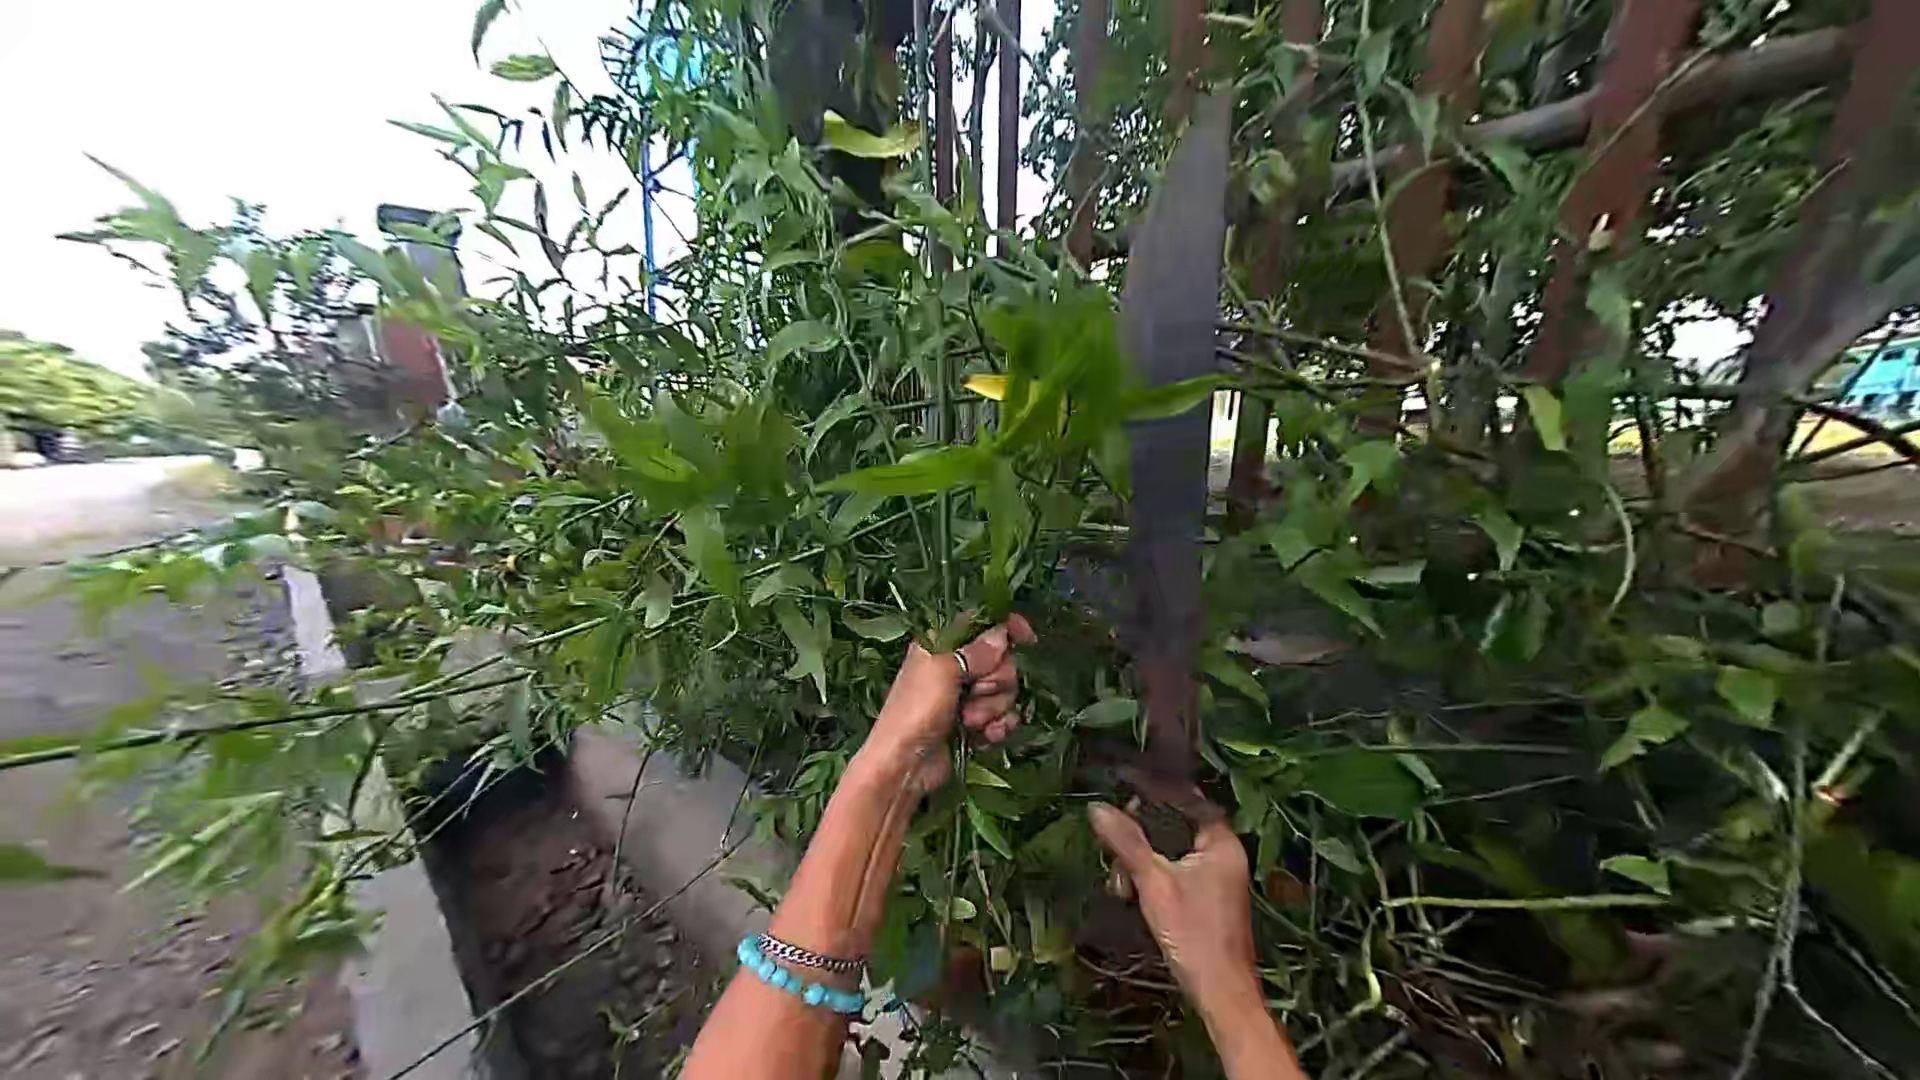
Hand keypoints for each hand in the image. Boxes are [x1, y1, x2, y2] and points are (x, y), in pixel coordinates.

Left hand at [863, 614, 1035, 792]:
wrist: (904, 766)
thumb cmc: (915, 711)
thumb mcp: (942, 671)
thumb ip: (976, 651)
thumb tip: (1002, 634)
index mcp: (942, 643)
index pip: (983, 623)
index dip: (1007, 628)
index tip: (1027, 637)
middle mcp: (956, 665)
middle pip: (1002, 660)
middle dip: (995, 681)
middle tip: (972, 693)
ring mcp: (967, 695)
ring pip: (1006, 690)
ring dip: (992, 708)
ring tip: (969, 721)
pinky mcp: (975, 722)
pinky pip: (1005, 716)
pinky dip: (998, 726)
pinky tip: (986, 737)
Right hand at [1089, 804, 1259, 1015]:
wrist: (1221, 997)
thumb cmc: (1193, 934)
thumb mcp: (1153, 883)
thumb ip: (1127, 841)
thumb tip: (1096, 807)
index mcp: (1220, 841)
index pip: (1184, 797)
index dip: (1152, 792)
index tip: (1120, 792)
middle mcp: (1220, 852)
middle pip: (1171, 822)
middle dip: (1138, 833)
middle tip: (1113, 848)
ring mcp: (1213, 874)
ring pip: (1167, 847)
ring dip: (1138, 859)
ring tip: (1120, 883)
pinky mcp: (1203, 894)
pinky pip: (1171, 868)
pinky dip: (1149, 874)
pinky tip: (1128, 892)